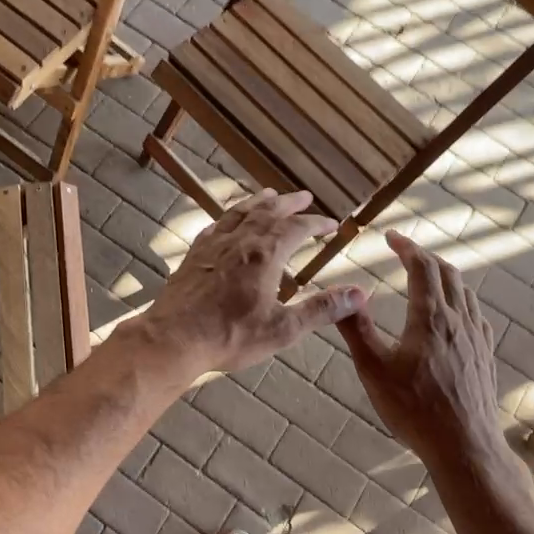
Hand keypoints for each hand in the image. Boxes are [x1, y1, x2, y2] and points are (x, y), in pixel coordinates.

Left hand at [129, 190, 365, 378]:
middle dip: (289, 203)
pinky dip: (227, 218)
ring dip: (257, 202)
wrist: (174, 338)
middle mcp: (239, 242)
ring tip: (269, 194)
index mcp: (265, 255)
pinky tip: (227, 222)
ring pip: (239, 213)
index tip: (331, 223)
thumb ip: (321, 309)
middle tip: (303, 196)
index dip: (316, 223)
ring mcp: (213, 246)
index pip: (297, 228)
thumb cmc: (230, 336)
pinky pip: (214, 227)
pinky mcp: (193, 257)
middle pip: (268, 211)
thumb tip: (359, 294)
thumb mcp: (283, 329)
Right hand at [335, 231, 503, 461]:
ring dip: (444, 275)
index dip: (406, 247)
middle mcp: (458, 320)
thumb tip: (346, 294)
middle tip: (404, 252)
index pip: (422, 267)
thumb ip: (357, 329)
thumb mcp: (373, 369)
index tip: (390, 237)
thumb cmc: (414, 408)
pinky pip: (476, 313)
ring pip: (465, 292)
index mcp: (431, 318)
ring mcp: (476, 338)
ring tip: (426, 276)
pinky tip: (454, 313)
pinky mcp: (485, 356)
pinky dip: (461, 299)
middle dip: (424, 256)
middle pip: (447, 273)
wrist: (463, 446)